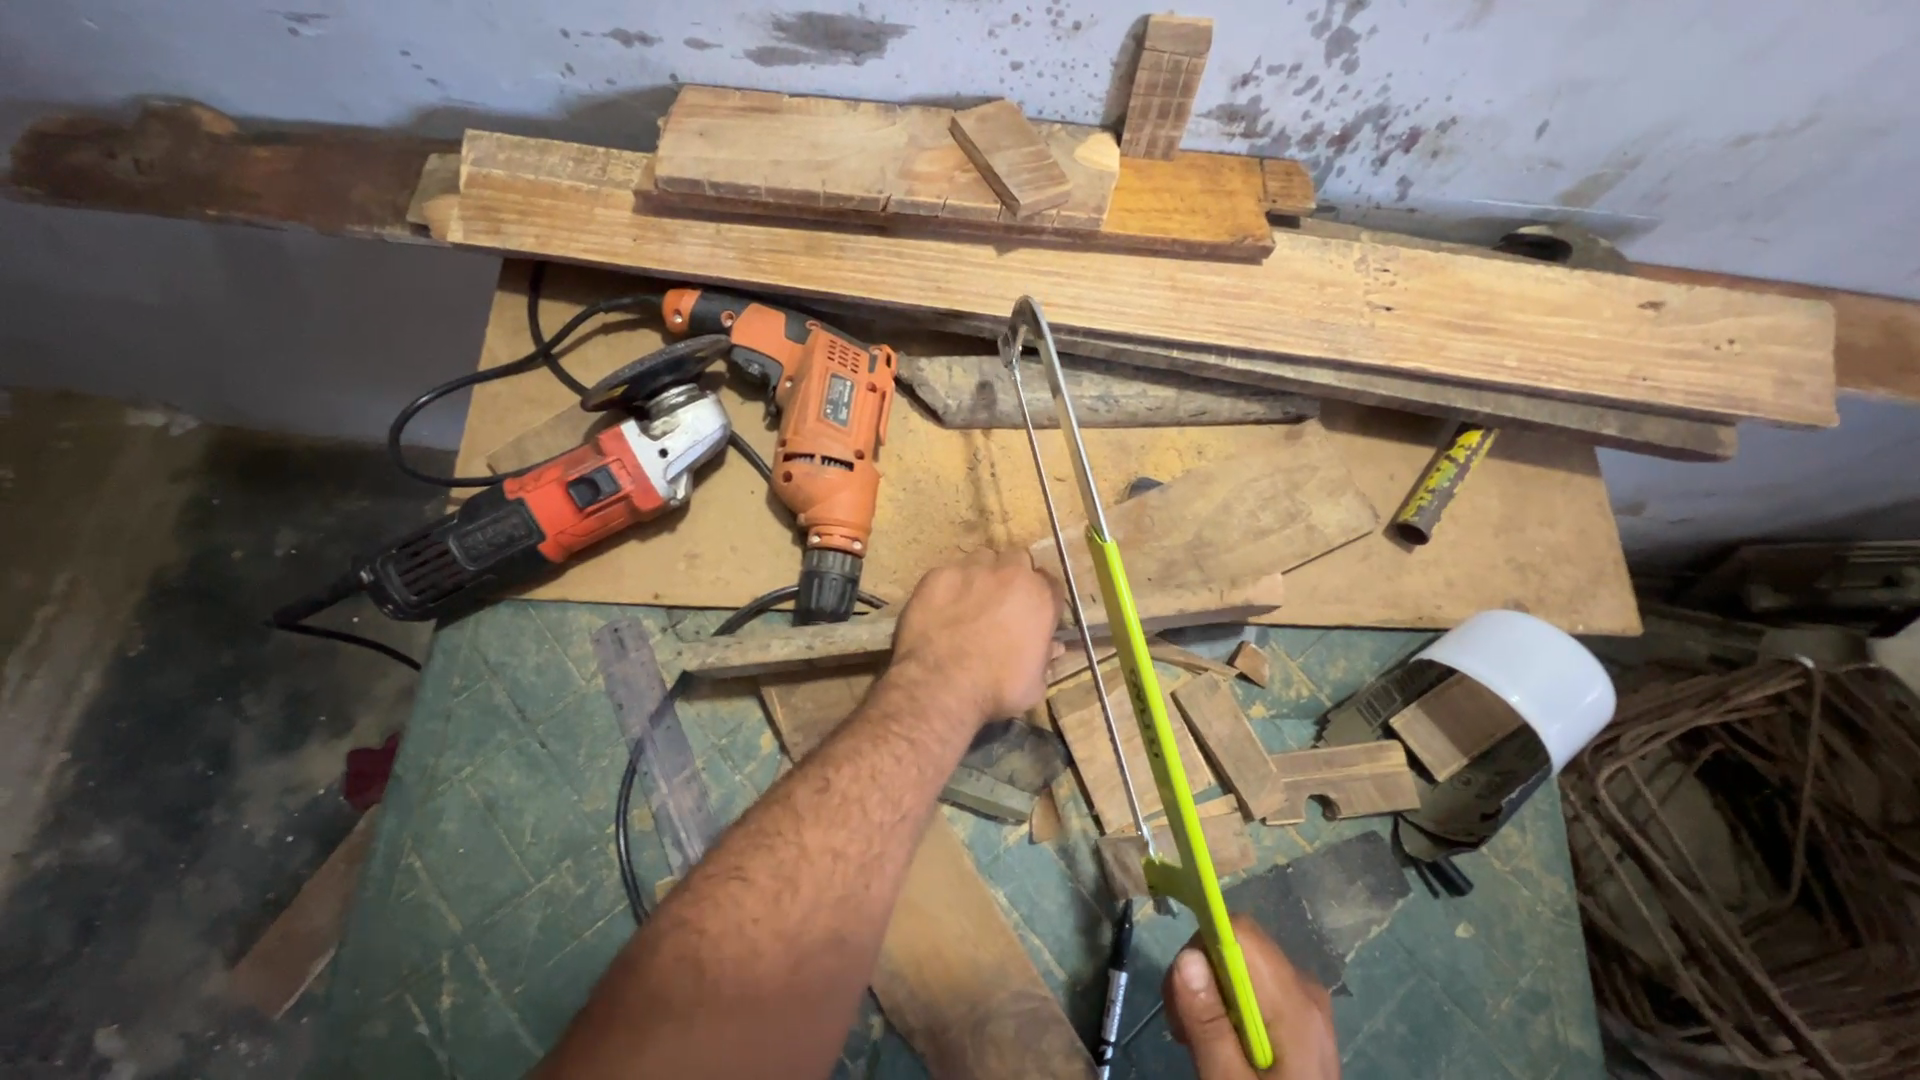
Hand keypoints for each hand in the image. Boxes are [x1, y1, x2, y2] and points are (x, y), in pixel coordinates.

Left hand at [889, 549, 1063, 723]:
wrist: (940, 685)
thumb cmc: (996, 689)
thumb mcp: (1034, 684)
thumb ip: (1044, 659)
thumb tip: (1053, 647)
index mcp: (1040, 597)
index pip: (1049, 581)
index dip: (1039, 595)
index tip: (1030, 610)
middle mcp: (1010, 574)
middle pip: (1017, 559)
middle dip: (1012, 575)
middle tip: (1000, 601)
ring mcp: (971, 570)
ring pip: (982, 558)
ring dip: (981, 574)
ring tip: (969, 600)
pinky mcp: (938, 574)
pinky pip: (949, 571)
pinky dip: (949, 586)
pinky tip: (941, 607)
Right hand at [1163, 915, 1339, 1079]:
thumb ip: (1209, 1024)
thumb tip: (1186, 956)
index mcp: (1295, 1003)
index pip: (1241, 933)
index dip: (1202, 947)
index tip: (1181, 993)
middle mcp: (1305, 989)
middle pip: (1239, 946)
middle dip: (1200, 974)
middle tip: (1181, 1030)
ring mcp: (1306, 1003)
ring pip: (1243, 965)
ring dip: (1209, 991)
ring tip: (1198, 1042)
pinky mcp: (1301, 1017)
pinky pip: (1256, 987)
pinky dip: (1229, 1004)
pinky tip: (1222, 1044)